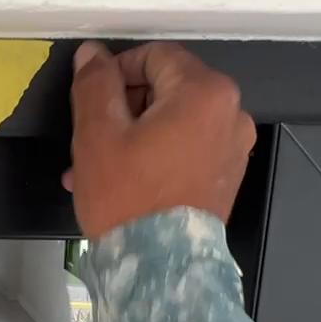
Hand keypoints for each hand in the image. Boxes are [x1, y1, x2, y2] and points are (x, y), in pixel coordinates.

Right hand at [64, 42, 255, 238]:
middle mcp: (230, 114)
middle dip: (122, 108)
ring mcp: (232, 148)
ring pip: (171, 123)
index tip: (90, 98)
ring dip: (131, 136)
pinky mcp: (225, 176)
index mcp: (204, 92)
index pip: (154, 56)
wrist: (159, 265)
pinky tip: (119, 180)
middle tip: (88, 138)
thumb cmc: (128, 200)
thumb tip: (93, 55)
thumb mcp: (97, 134)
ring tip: (94, 166)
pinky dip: (153, 156)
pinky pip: (184, 150)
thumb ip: (94, 84)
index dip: (116, 71)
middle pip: (166, 89)